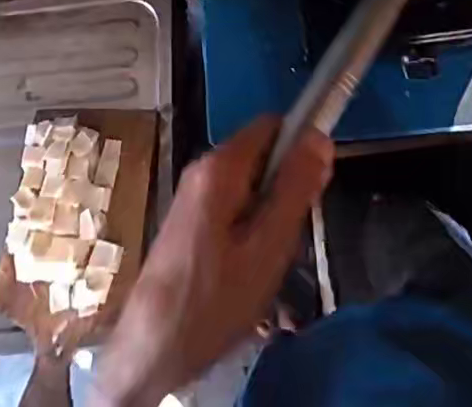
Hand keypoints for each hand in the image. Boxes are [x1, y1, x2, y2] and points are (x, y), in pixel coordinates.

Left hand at [91, 116, 333, 406]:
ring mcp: (194, 193)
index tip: (316, 183)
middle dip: (287, 186)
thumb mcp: (268, 246)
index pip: (272, 124)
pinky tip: (252, 268)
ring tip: (274, 258)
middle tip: (294, 234)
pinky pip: (235, 204)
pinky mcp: (191, 217)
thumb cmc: (214, 297)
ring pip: (251, 183)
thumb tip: (319, 137)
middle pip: (262, 154)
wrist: (151, 347)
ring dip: (272, 212)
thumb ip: (295, 189)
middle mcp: (204, 168)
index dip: (301, 144)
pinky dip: (252, 227)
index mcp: (221, 165)